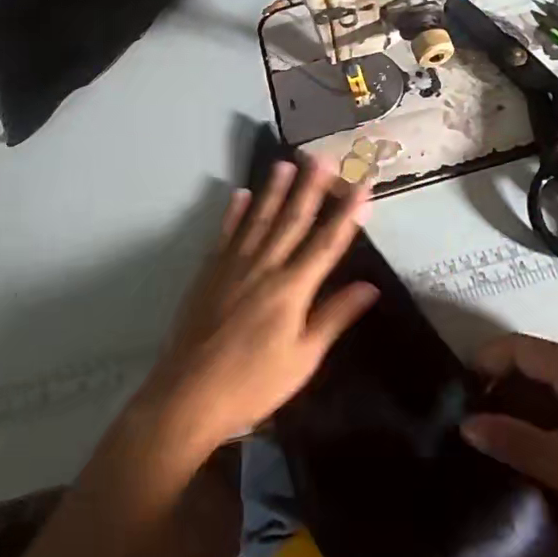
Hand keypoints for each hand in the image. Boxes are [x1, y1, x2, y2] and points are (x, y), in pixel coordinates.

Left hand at [137, 159, 378, 449]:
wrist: (187, 398)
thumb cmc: (253, 384)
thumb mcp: (303, 358)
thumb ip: (334, 317)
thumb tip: (370, 286)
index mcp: (292, 288)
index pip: (327, 243)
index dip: (347, 214)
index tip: (362, 186)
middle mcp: (264, 267)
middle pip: (293, 220)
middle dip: (311, 188)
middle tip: (323, 158)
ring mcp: (233, 267)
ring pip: (259, 219)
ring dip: (274, 190)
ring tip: (285, 163)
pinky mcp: (209, 273)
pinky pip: (225, 234)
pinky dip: (234, 213)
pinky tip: (240, 194)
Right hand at [462, 335, 557, 556]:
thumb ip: (521, 444)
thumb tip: (467, 425)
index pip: (518, 348)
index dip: (483, 365)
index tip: (453, 395)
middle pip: (533, 363)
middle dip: (498, 387)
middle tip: (468, 423)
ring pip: (550, 385)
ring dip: (521, 406)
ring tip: (490, 439)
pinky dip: (544, 419)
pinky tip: (531, 450)